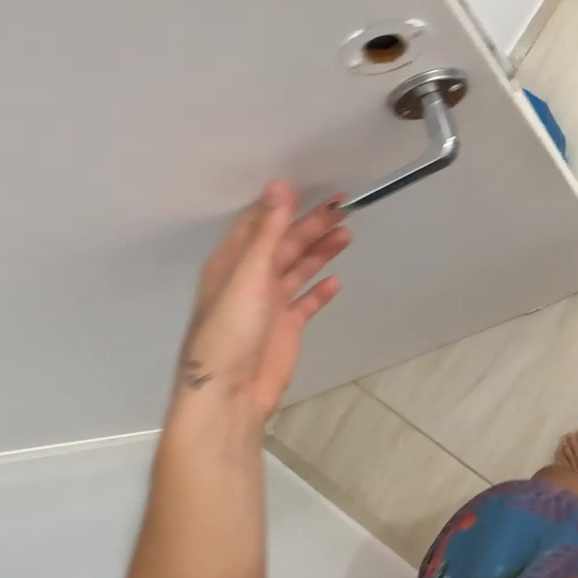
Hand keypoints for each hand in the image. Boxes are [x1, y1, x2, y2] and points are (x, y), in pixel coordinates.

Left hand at [173, 180, 349, 422]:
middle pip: (284, 244)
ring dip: (319, 251)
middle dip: (311, 226)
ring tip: (346, 234)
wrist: (231, 392)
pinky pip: (305, 302)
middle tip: (343, 208)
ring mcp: (269, 304)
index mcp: (233, 261)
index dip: (285, 205)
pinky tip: (335, 281)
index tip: (315, 189)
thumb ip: (268, 232)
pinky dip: (319, 291)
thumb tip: (280, 186)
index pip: (260, 223)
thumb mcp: (249, 274)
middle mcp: (250, 278)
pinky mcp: (284, 327)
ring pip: (297, 269)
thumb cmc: (232, 330)